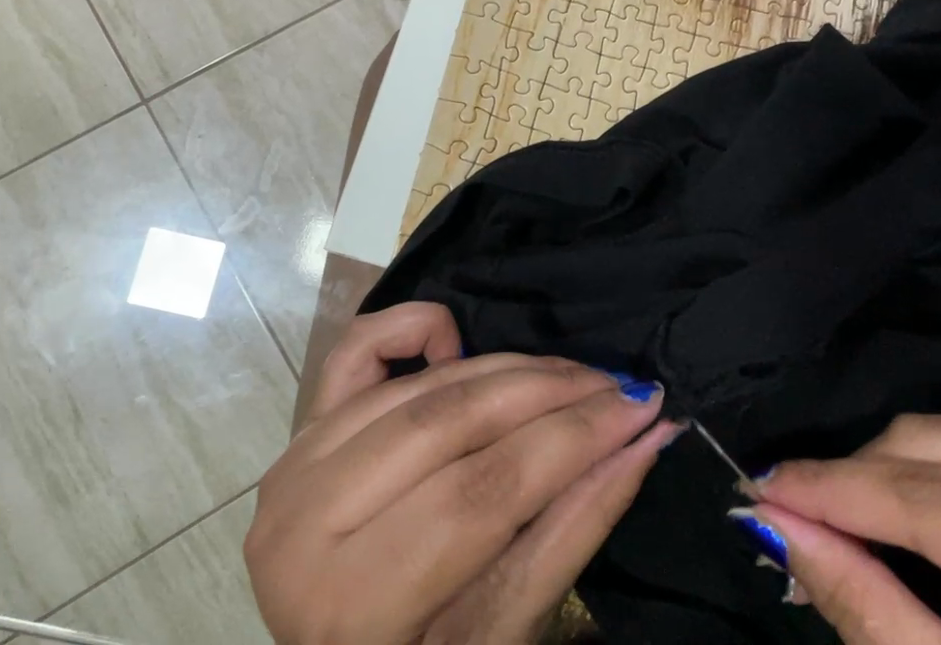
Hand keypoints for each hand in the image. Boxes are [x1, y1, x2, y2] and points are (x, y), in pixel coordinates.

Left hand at [247, 302, 678, 643]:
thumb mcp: (504, 629)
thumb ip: (573, 528)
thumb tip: (648, 438)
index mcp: (352, 603)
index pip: (483, 493)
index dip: (572, 441)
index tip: (643, 408)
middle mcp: (305, 524)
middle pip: (449, 425)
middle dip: (548, 394)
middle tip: (618, 385)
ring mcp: (293, 467)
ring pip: (418, 389)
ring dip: (505, 368)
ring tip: (573, 374)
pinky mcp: (296, 433)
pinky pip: (354, 352)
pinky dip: (408, 327)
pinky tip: (457, 334)